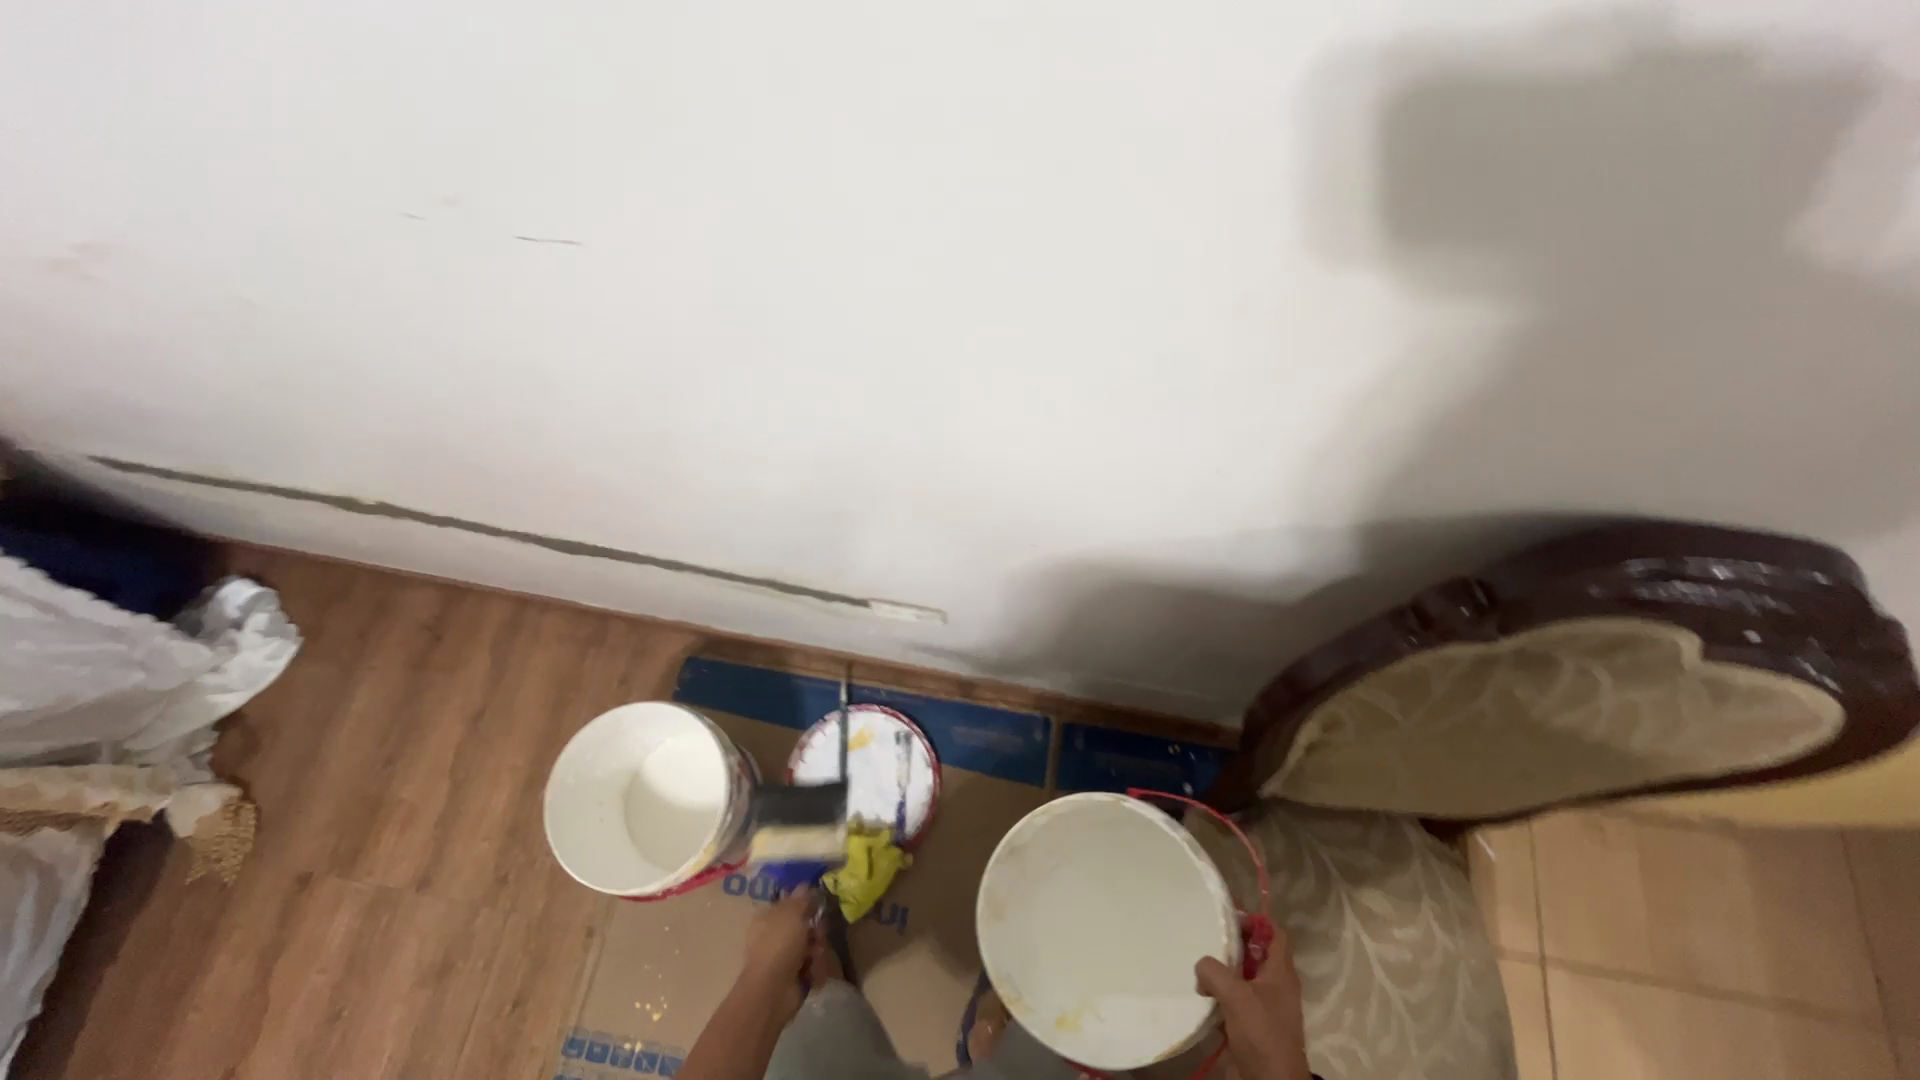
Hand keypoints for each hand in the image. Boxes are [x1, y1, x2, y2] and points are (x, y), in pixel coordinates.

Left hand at [737, 888, 816, 1016]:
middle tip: (818, 936)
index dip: (805, 904)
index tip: (817, 906)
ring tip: (814, 958)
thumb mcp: (792, 913)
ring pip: (812, 945)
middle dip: (816, 931)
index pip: (791, 903)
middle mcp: (775, 935)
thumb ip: (801, 898)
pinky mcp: (794, 976)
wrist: (772, 990)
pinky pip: (813, 965)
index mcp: (768, 917)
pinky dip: (815, 969)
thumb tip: (806, 885)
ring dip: (818, 951)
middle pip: (806, 925)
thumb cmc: (779, 945)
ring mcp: (784, 957)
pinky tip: (812, 973)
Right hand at [1195, 928, 1312, 1079]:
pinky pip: (1237, 998)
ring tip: (1199, 964)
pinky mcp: (1254, 1023)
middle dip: (1233, 943)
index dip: (1255, 920)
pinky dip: (1221, 993)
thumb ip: (1214, 971)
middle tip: (1206, 936)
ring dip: (1224, 970)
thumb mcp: (1236, 996)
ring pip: (1244, 975)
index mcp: (1281, 971)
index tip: (1227, 916)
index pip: (1274, 932)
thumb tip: (1201, 966)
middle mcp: (1276, 984)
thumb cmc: (1261, 1034)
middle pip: (1256, 951)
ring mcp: (1266, 1005)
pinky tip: (1203, 994)